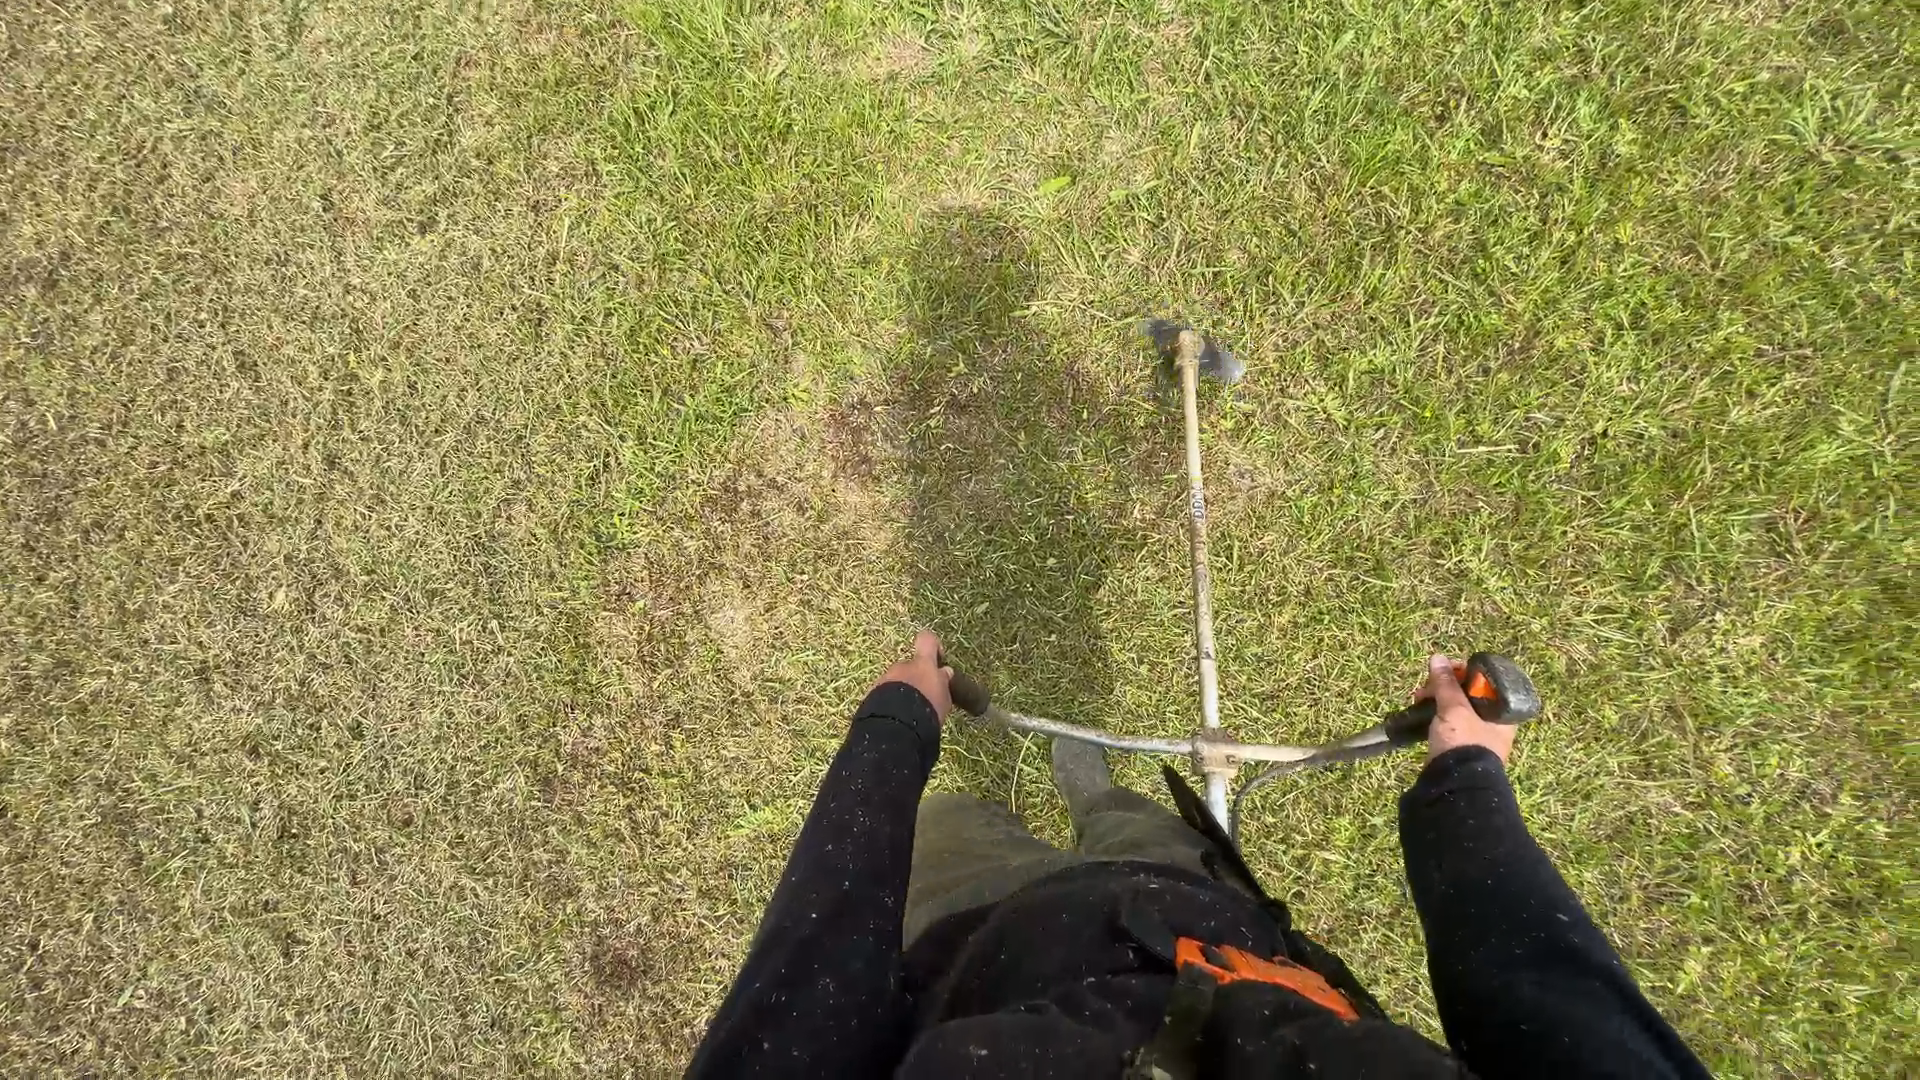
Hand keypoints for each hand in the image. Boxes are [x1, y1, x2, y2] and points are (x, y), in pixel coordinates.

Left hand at [874, 631, 952, 723]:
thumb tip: (944, 672)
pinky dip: (888, 703)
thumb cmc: (926, 709)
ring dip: (900, 693)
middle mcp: (901, 667)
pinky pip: (882, 695)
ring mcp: (884, 679)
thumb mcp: (943, 698)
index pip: (927, 640)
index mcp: (922, 664)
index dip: (932, 646)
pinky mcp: (870, 694)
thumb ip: (942, 682)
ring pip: (894, 681)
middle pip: (909, 666)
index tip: (937, 660)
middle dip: (914, 679)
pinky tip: (896, 719)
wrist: (897, 728)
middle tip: (922, 699)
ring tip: (908, 714)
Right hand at [1418, 653, 1515, 764]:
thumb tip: (1437, 658)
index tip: (1443, 670)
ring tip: (1418, 699)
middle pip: (1467, 691)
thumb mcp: (1454, 709)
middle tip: (1426, 688)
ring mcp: (1475, 732)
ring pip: (1454, 704)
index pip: (1485, 681)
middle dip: (1443, 685)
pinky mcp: (1458, 741)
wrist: (1456, 782)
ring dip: (1435, 697)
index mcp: (1502, 712)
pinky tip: (1421, 710)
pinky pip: (1447, 718)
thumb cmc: (1464, 742)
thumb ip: (1445, 684)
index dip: (1463, 672)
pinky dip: (1434, 711)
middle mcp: (1493, 720)